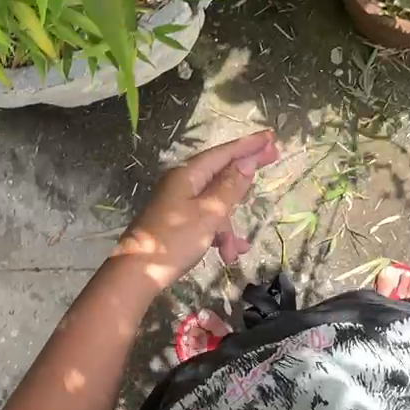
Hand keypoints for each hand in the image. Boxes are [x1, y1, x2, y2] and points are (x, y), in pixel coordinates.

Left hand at [116, 130, 279, 284]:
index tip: (271, 136)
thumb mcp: (209, 213)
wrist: (136, 273)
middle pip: (221, 171)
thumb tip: (246, 162)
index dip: (249, 145)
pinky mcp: (177, 222)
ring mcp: (179, 203)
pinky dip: (218, 235)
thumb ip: (229, 187)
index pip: (224, 153)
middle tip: (273, 157)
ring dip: (230, 225)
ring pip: (215, 203)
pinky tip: (227, 255)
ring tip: (239, 248)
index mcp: (188, 175)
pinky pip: (205, 220)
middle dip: (245, 173)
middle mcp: (183, 183)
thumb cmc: (174, 240)